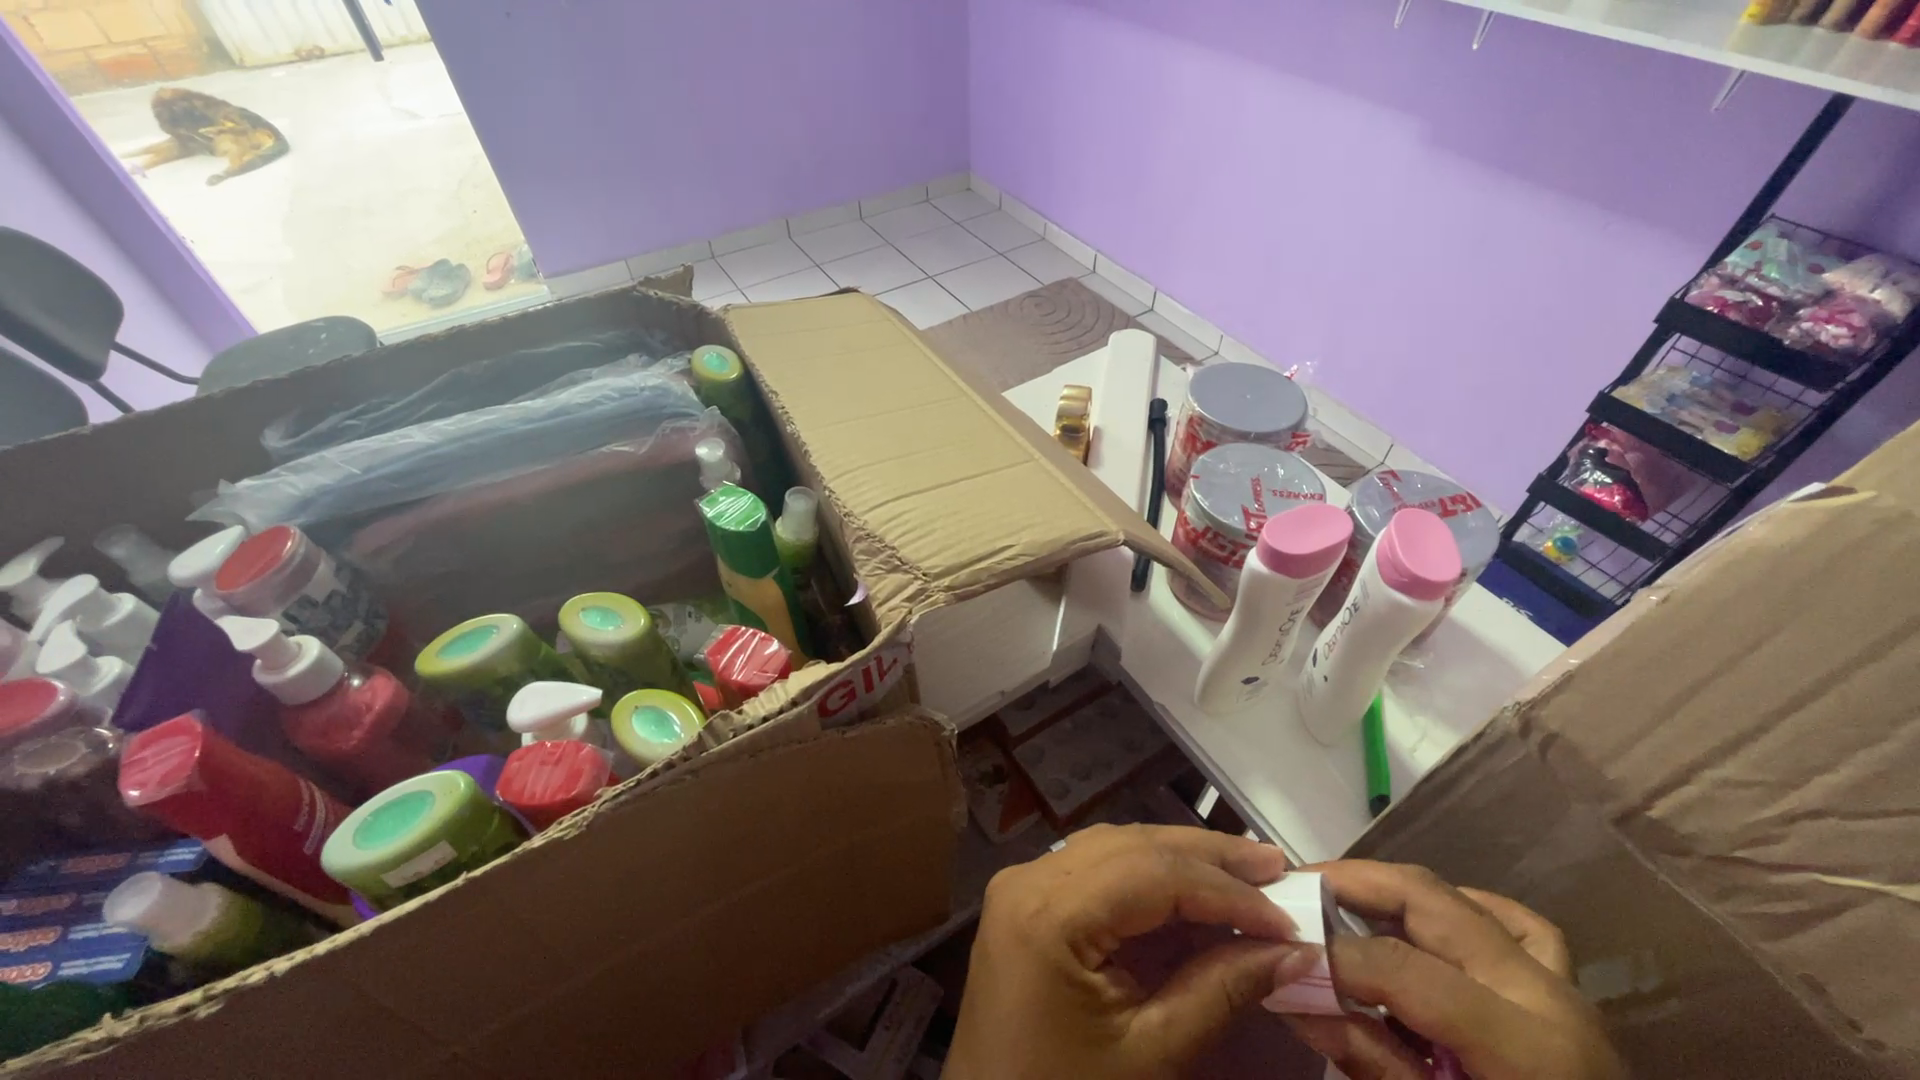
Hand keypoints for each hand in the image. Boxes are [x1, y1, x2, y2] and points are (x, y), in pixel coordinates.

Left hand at [944, 824, 1319, 1079]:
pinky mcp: (1026, 899)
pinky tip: (1192, 892)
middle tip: (1276, 868)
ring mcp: (1022, 884)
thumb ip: (1222, 990)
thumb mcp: (1153, 1052)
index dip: (1228, 891)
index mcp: (1049, 913)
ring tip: (1247, 874)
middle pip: (1134, 845)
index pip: (1155, 873)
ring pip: (1116, 847)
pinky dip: (1149, 877)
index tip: (1289, 916)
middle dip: (1209, 856)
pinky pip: (1096, 869)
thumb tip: (1295, 951)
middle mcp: (1029, 878)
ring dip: (1182, 859)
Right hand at [1285, 860, 1627, 1079]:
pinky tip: (1422, 926)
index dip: (1333, 955)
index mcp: (1526, 1048)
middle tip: (1290, 887)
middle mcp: (1546, 997)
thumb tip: (1290, 995)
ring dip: (1392, 891)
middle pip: (1429, 900)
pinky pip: (1514, 926)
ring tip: (1338, 902)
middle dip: (1349, 883)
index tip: (1279, 954)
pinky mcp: (1570, 996)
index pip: (1402, 968)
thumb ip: (1368, 1061)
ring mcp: (1565, 989)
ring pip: (1464, 899)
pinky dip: (1457, 910)